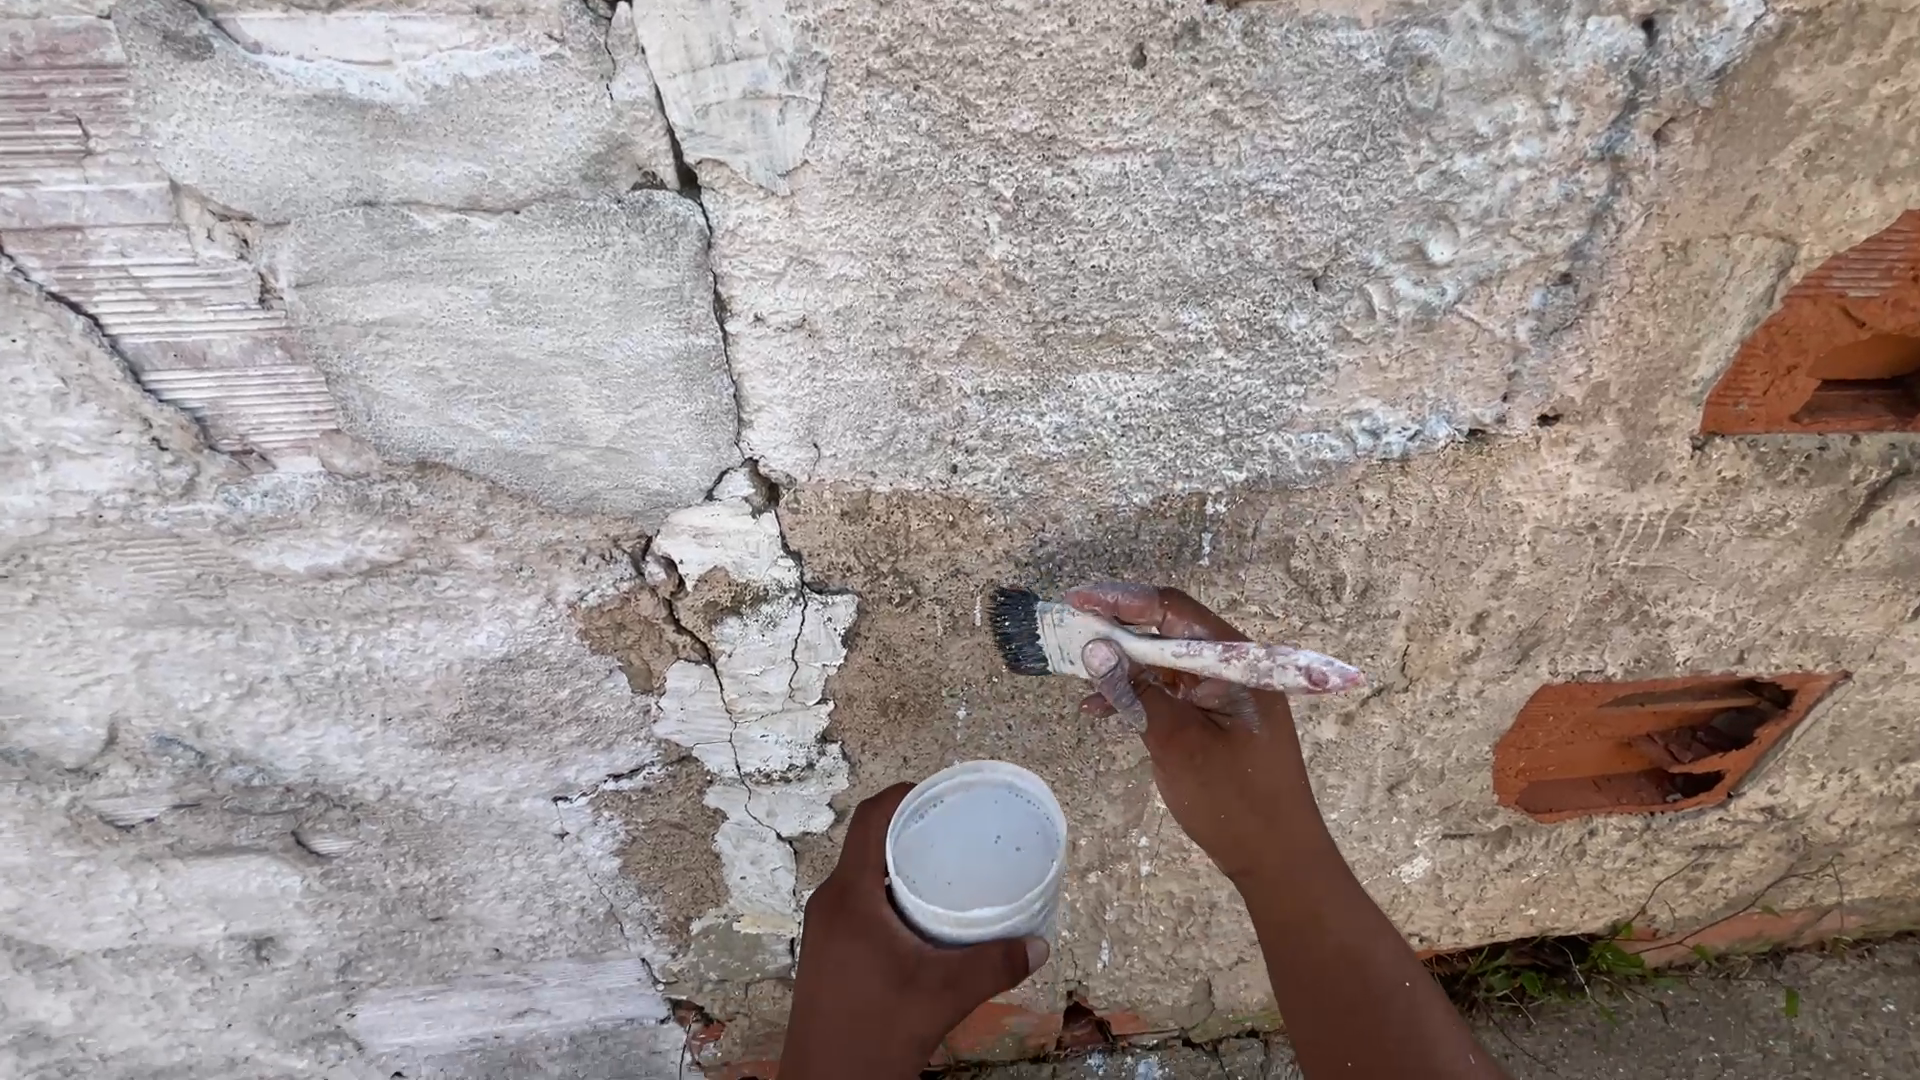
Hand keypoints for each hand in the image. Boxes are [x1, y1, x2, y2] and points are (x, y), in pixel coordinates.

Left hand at [779, 784, 1050, 1078]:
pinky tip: (920, 910)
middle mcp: (830, 901)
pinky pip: (857, 897)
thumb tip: (1041, 944)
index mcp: (848, 895)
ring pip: (861, 871)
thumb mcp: (942, 994)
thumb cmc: (877, 1032)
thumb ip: (994, 965)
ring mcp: (824, 926)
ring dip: (897, 860)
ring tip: (942, 863)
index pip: (869, 818)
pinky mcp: (827, 948)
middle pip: (866, 841)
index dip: (902, 794)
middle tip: (953, 827)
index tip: (940, 792)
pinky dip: (887, 888)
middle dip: (908, 826)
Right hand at [1065, 582, 1330, 884]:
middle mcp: (1230, 665)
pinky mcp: (1210, 713)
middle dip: (1115, 628)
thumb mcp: (1176, 742)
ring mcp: (1220, 689)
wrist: (1277, 861)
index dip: (1121, 600)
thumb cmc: (1235, 801)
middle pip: (1165, 629)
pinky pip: (1165, 689)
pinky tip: (1099, 708)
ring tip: (1075, 670)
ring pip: (1161, 659)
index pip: (1173, 610)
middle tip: (1069, 629)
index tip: (1078, 600)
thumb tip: (1094, 648)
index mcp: (1237, 660)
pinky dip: (1134, 694)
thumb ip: (1135, 691)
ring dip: (1120, 664)